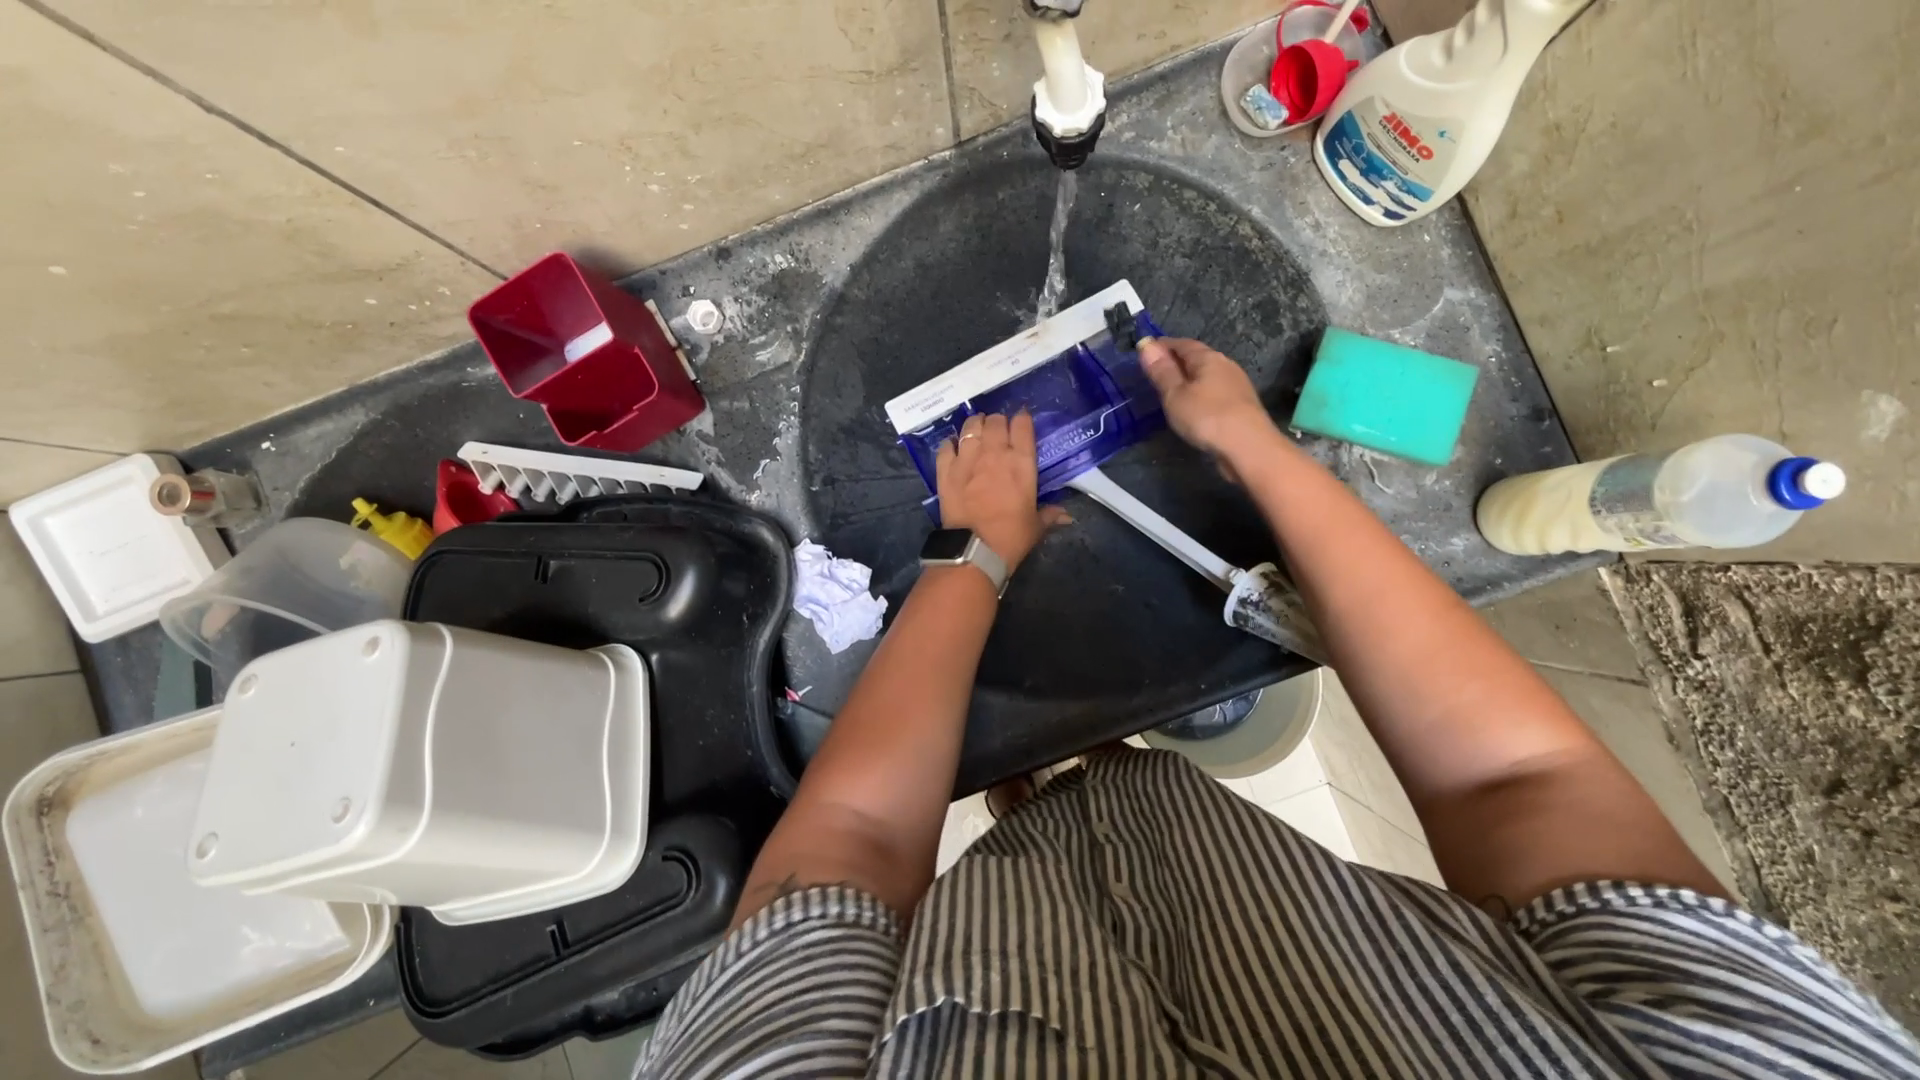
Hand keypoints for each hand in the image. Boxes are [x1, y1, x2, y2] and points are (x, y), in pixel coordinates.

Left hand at [935, 411, 1070, 570]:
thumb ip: (1049, 515)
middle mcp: (994, 453)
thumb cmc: (1012, 536)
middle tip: (998, 429)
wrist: (975, 550)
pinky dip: (949, 444)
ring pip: (970, 427)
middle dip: (998, 422)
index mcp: (1021, 462)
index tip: (1021, 421)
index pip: (1022, 425)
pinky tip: (953, 447)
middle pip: (995, 421)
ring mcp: (967, 459)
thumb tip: (1066, 516)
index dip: (1022, 419)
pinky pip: (945, 447)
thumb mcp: (1036, 526)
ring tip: (977, 430)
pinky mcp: (945, 471)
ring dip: (975, 425)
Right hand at [1139, 338, 1281, 464]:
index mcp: (1208, 358)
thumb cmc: (1206, 417)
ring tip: (1173, 390)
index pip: (1182, 344)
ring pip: (1208, 375)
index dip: (1163, 345)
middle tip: (1156, 371)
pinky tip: (1195, 405)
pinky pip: (1215, 391)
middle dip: (1177, 361)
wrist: (1249, 446)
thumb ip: (1161, 371)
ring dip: (1190, 378)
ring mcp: (1236, 385)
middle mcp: (1225, 365)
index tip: (1146, 351)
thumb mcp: (1175, 395)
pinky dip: (1201, 393)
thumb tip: (1146, 344)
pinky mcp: (1241, 404)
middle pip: (1197, 357)